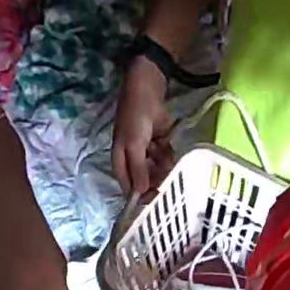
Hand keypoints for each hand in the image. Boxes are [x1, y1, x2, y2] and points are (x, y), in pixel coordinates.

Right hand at [112, 60, 170, 194]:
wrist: (148, 87)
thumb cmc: (135, 116)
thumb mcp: (134, 145)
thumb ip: (138, 170)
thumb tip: (140, 193)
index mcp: (121, 161)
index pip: (128, 186)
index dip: (139, 196)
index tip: (153, 203)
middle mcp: (133, 159)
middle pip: (144, 179)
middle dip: (155, 181)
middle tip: (167, 182)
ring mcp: (146, 150)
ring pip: (157, 169)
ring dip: (163, 167)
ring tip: (166, 159)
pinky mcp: (159, 142)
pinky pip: (165, 157)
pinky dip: (168, 155)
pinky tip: (169, 150)